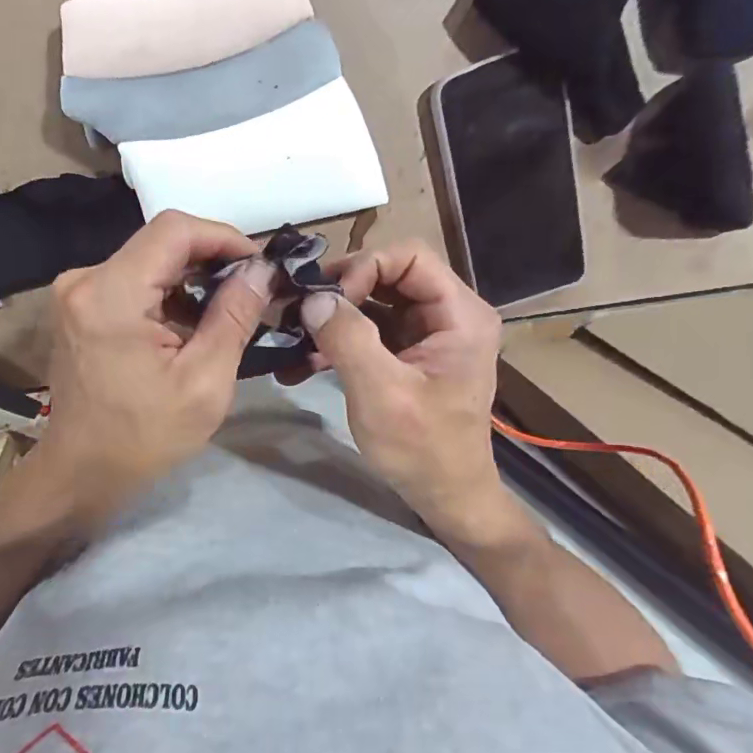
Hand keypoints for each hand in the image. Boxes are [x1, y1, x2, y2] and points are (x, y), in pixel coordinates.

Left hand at [39, 211, 274, 526]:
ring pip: (148, 259)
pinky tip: (191, 320)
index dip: (222, 237)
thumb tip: (261, 269)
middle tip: (252, 288)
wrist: (80, 471)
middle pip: (160, 242)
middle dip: (211, 259)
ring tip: (229, 307)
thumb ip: (234, 315)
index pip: (173, 230)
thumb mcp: (204, 381)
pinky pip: (131, 280)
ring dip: (190, 277)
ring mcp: (76, 292)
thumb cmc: (143, 437)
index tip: (258, 265)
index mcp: (110, 295)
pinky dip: (165, 292)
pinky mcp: (78, 305)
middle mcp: (84, 280)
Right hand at [295, 241, 523, 546]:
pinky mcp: (405, 353)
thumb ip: (348, 339)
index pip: (409, 256)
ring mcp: (426, 334)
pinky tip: (302, 360)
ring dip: (332, 316)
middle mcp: (447, 314)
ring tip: (293, 335)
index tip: (329, 301)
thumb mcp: (382, 393)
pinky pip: (367, 329)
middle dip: (340, 291)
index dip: (364, 267)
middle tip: (300, 311)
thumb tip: (312, 299)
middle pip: (387, 273)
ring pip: (371, 300)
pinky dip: (336, 339)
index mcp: (460, 314)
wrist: (445, 496)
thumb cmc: (423, 448)